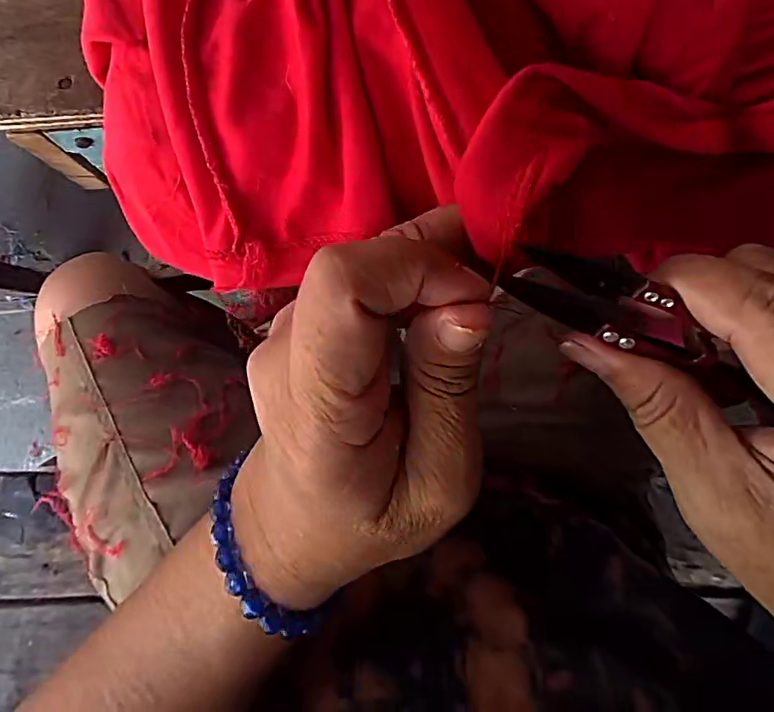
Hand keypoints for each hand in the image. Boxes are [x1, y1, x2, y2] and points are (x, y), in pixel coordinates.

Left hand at [230, 207, 494, 607]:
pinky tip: (434, 302)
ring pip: (357, 259)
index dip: (415, 266)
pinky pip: (353, 275)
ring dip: (423, 263)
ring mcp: (283, 327)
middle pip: (353, 262)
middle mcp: (285, 346)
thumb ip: (448, 390)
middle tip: (490, 285)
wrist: (292, 519)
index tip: (475, 299)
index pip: (342, 283)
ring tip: (469, 297)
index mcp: (316, 398)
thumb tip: (470, 303)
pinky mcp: (295, 317)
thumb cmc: (369, 517)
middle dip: (433, 255)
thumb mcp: (437, 484)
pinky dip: (404, 274)